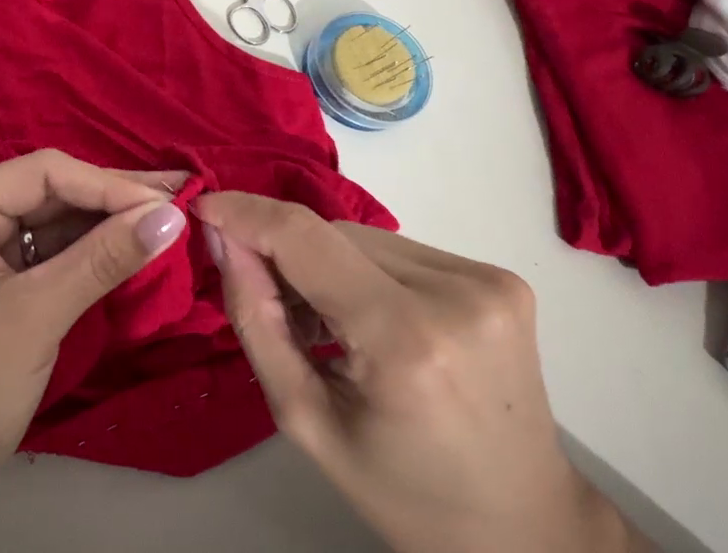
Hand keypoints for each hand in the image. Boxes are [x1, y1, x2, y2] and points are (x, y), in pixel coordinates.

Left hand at [0, 151, 187, 552]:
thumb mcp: (37, 317)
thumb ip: (103, 260)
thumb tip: (170, 218)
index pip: (44, 173)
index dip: (109, 184)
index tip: (171, 206)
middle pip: (53, 190)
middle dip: (115, 198)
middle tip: (186, 198)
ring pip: (58, 220)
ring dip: (110, 223)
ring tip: (173, 220)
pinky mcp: (0, 278)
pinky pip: (54, 251)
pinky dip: (94, 252)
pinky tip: (136, 247)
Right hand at [196, 192, 648, 552]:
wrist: (524, 525)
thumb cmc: (403, 491)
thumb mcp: (305, 420)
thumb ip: (257, 321)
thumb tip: (224, 239)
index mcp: (406, 340)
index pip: (305, 239)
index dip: (246, 212)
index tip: (203, 206)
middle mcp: (457, 293)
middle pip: (333, 236)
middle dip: (289, 258)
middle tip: (276, 311)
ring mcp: (488, 281)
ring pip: (365, 238)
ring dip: (329, 265)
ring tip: (330, 327)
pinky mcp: (502, 279)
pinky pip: (402, 251)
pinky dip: (369, 273)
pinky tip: (373, 320)